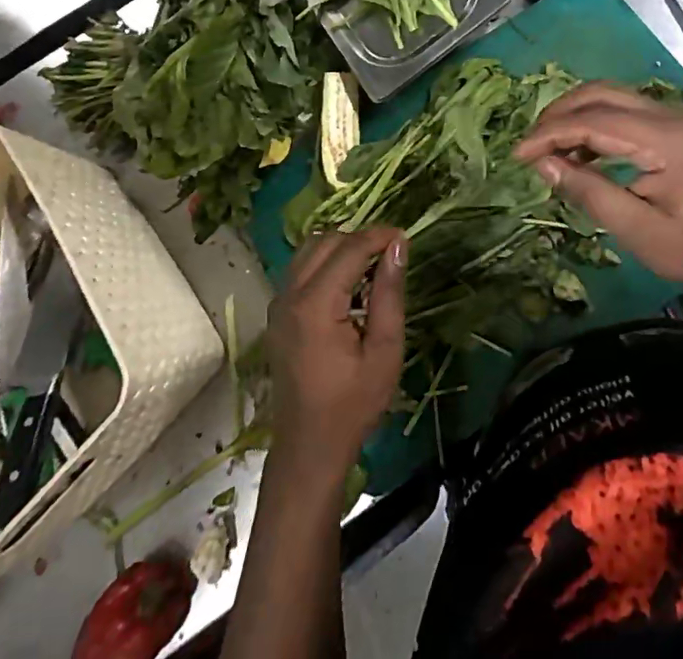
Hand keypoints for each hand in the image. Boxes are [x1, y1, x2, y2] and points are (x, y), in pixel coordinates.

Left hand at [267, 227, 407, 473]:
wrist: (309, 446)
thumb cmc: (353, 405)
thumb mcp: (384, 351)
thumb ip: (389, 294)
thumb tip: (398, 246)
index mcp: (315, 304)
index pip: (349, 248)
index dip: (379, 236)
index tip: (405, 237)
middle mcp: (289, 295)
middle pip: (324, 242)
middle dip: (359, 239)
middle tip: (390, 256)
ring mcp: (278, 304)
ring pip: (308, 252)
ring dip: (340, 250)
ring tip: (372, 270)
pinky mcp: (277, 314)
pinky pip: (300, 271)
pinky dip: (325, 266)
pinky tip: (349, 289)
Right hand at [514, 83, 682, 296]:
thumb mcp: (638, 231)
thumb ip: (590, 194)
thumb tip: (545, 166)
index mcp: (663, 140)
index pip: (593, 121)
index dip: (549, 134)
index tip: (518, 156)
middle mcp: (666, 116)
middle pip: (597, 95)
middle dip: (555, 117)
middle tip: (528, 149)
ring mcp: (669, 117)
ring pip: (606, 97)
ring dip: (570, 117)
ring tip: (545, 151)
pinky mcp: (666, 126)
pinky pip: (618, 111)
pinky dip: (588, 125)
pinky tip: (576, 155)